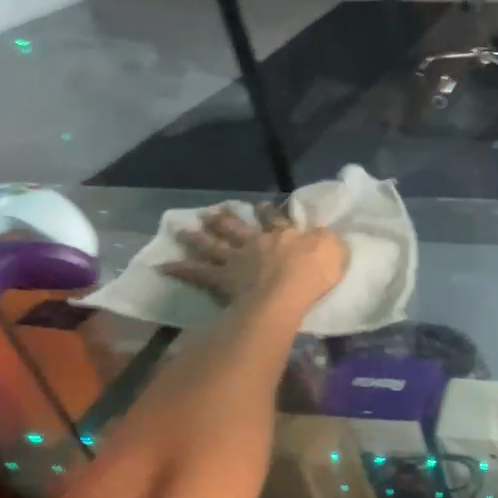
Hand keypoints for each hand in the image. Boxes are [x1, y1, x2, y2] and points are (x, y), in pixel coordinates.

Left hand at [159, 203, 347, 316]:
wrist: (288, 291)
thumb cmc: (315, 274)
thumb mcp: (335, 251)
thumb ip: (328, 241)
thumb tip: (324, 234)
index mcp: (285, 234)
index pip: (276, 219)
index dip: (268, 212)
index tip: (260, 206)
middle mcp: (257, 242)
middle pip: (237, 227)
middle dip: (224, 219)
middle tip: (211, 213)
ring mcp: (236, 259)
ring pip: (212, 244)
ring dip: (196, 236)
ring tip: (182, 229)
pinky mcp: (222, 278)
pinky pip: (197, 273)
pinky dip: (179, 269)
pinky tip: (162, 266)